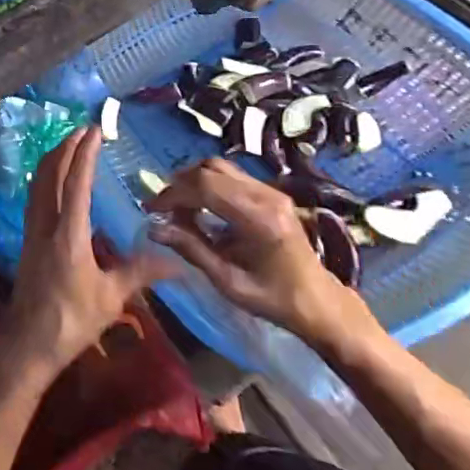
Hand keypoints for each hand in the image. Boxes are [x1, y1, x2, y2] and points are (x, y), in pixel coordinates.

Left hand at [0, 127, 174, 376]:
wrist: (28, 343)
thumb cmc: (71, 321)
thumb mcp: (111, 298)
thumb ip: (141, 273)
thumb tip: (177, 262)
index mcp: (68, 234)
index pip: (76, 182)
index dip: (85, 153)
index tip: (94, 131)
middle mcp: (46, 225)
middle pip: (50, 174)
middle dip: (66, 148)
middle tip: (84, 130)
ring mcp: (32, 232)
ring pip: (38, 183)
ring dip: (53, 160)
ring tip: (69, 146)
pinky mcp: (27, 241)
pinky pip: (35, 198)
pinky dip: (45, 178)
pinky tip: (54, 182)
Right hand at [144, 158, 382, 355]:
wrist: (318, 302)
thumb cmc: (274, 299)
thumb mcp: (228, 282)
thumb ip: (192, 250)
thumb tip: (154, 228)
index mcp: (259, 218)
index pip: (205, 186)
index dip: (172, 194)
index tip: (151, 210)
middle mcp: (267, 196)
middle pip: (210, 169)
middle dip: (179, 185)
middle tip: (161, 209)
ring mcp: (271, 191)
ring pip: (219, 167)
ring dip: (192, 182)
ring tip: (178, 209)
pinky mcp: (271, 193)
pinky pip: (230, 176)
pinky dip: (207, 185)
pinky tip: (199, 209)